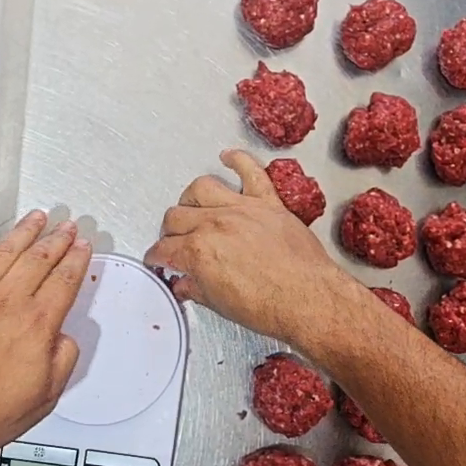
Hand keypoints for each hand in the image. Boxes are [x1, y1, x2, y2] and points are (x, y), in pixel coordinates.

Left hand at [0, 196, 91, 465]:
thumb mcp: (46, 395)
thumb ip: (63, 359)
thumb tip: (63, 337)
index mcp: (38, 324)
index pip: (65, 282)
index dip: (77, 261)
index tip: (84, 247)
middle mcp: (9, 301)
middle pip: (39, 261)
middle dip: (58, 240)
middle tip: (69, 225)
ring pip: (5, 251)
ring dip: (24, 231)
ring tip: (38, 216)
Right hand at [145, 149, 363, 346]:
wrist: (309, 299)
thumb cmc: (270, 307)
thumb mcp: (221, 304)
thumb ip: (196, 289)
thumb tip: (184, 284)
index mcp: (198, 251)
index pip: (164, 249)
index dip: (156, 257)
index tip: (158, 260)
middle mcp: (215, 224)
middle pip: (175, 216)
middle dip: (168, 232)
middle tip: (173, 241)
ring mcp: (242, 209)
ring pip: (202, 188)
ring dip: (191, 198)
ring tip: (192, 208)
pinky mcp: (268, 202)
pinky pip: (250, 170)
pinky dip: (237, 160)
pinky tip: (228, 157)